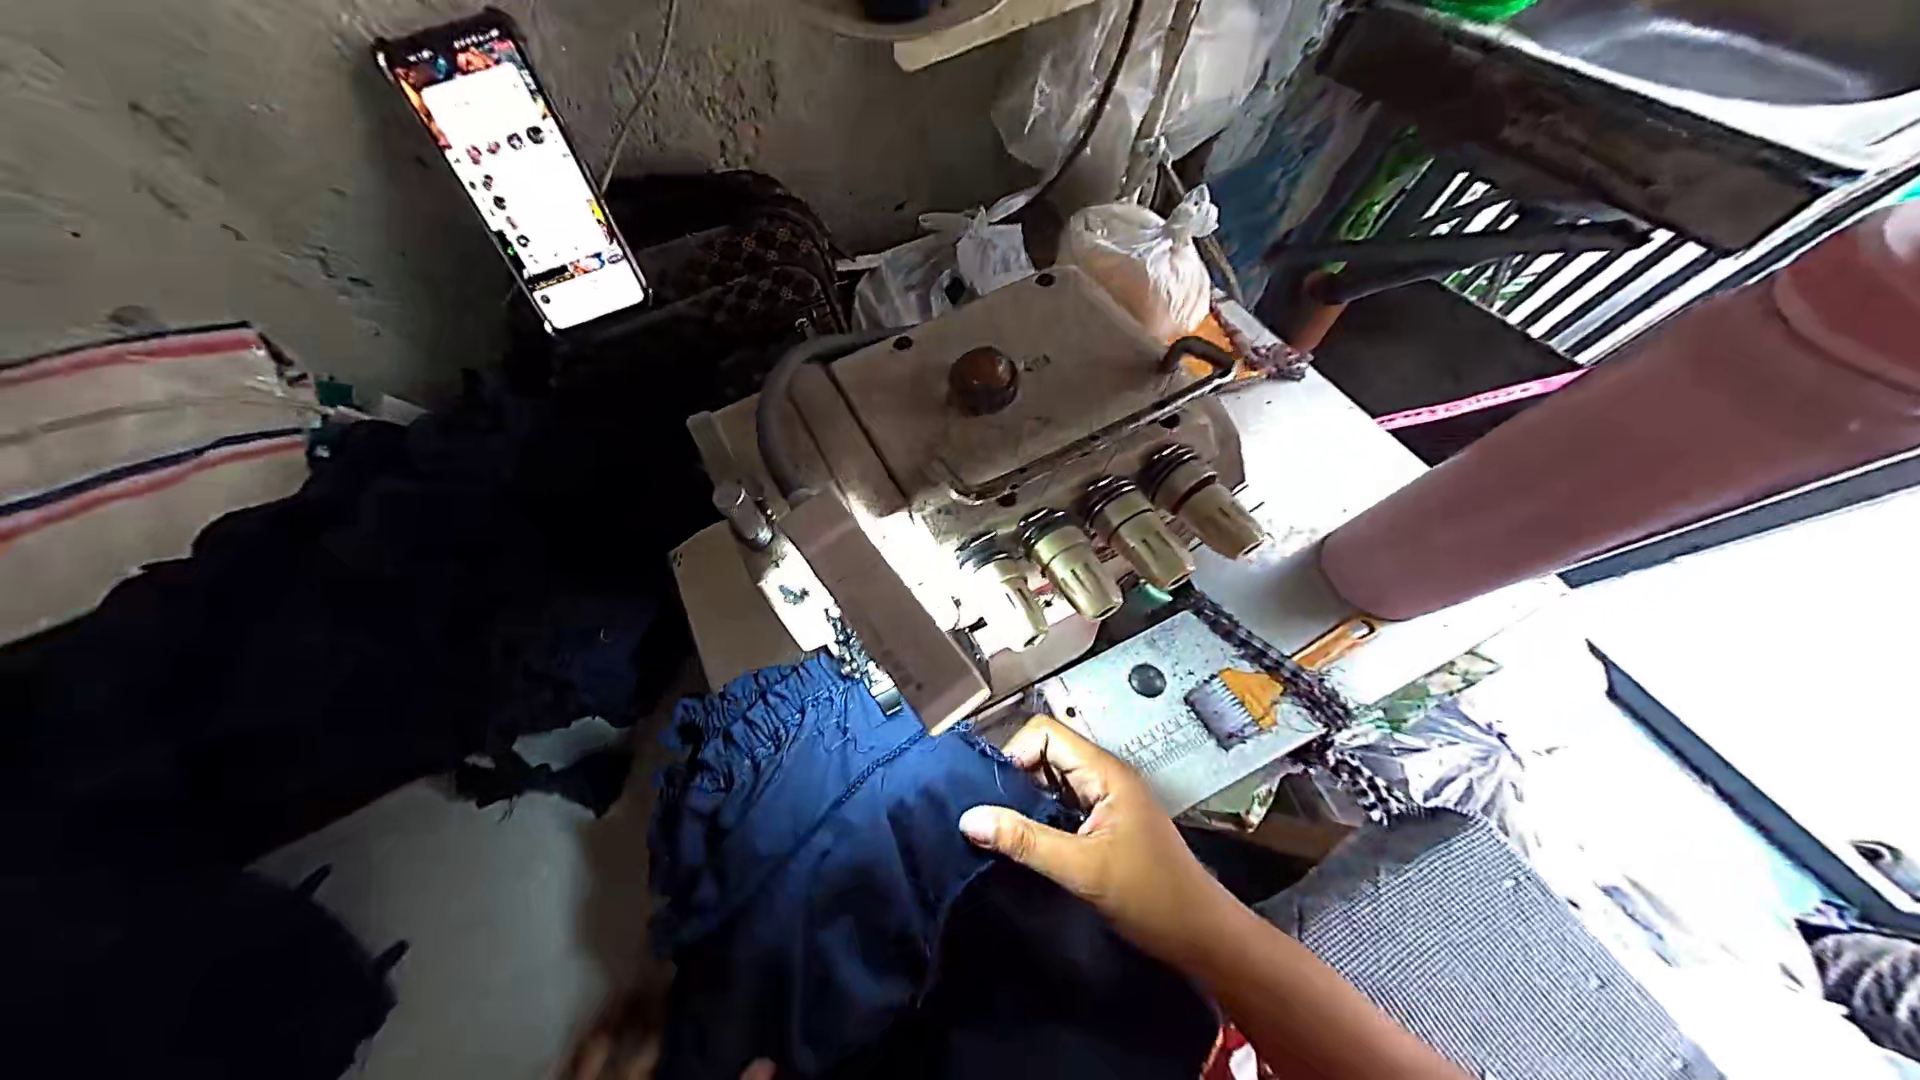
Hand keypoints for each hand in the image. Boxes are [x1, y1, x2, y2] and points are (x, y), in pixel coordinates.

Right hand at [958, 714, 1234, 966]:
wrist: (1202, 937)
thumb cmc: (1152, 898)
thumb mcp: (1082, 869)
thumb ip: (1025, 841)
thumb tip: (969, 819)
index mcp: (1104, 771)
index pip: (1044, 732)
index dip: (1014, 754)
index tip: (994, 794)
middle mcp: (1102, 775)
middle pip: (1044, 752)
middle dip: (1014, 777)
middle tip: (991, 815)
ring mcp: (1103, 798)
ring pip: (1050, 780)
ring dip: (1024, 799)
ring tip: (1002, 829)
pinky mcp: (1102, 821)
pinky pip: (1059, 803)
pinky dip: (1038, 816)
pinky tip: (1024, 841)